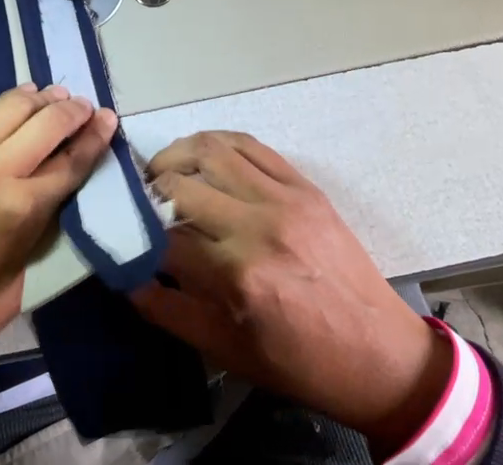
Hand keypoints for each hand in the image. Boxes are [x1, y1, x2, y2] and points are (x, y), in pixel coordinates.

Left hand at [0, 84, 118, 389]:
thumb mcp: (22, 281)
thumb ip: (47, 229)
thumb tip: (67, 194)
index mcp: (15, 208)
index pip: (67, 162)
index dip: (93, 140)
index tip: (111, 119)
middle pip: (41, 123)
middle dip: (70, 112)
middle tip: (88, 107)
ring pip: (6, 108)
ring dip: (36, 101)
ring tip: (57, 96)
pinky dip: (4, 110)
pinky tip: (18, 108)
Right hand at [130, 132, 449, 454]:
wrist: (379, 355)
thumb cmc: (298, 361)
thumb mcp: (224, 349)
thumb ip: (166, 309)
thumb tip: (123, 275)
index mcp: (236, 275)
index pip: (162, 237)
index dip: (134, 236)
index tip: (123, 238)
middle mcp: (257, 227)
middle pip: (180, 185)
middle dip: (149, 194)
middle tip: (140, 206)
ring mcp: (284, 200)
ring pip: (211, 150)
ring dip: (175, 155)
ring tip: (162, 172)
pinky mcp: (305, 187)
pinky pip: (250, 145)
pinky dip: (216, 143)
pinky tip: (200, 156)